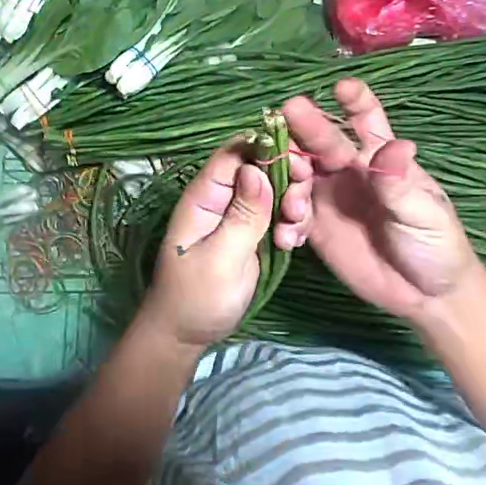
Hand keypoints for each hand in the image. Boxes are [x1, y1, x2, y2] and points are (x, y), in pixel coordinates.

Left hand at [140, 140, 312, 348]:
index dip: (269, 150)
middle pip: (264, 166)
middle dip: (289, 182)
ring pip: (279, 189)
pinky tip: (291, 244)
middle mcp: (225, 197)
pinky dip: (293, 224)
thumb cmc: (196, 297)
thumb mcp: (221, 258)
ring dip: (294, 206)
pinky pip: (282, 213)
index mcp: (206, 195)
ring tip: (289, 237)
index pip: (237, 152)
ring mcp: (242, 213)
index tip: (298, 167)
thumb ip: (243, 215)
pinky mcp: (256, 230)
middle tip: (295, 212)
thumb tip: (257, 170)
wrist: (188, 334)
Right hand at [281, 79, 485, 322]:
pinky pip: (292, 217)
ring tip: (295, 204)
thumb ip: (401, 184)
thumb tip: (397, 145)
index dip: (354, 100)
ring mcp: (330, 198)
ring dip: (288, 179)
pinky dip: (285, 222)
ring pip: (298, 175)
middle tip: (287, 115)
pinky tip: (289, 236)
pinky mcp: (317, 229)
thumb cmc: (436, 243)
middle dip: (304, 127)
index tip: (341, 87)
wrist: (428, 295)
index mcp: (380, 158)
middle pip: (321, 141)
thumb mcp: (424, 213)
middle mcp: (349, 170)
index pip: (365, 119)